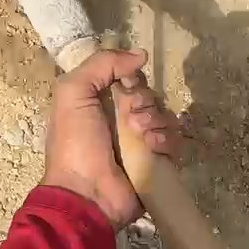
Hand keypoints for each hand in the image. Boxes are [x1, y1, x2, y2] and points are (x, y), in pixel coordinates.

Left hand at [40, 48, 181, 229]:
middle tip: (133, 119)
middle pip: (150, 97)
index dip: (132, 78)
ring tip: (143, 137)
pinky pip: (175, 142)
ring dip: (157, 122)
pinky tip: (154, 147)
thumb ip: (101, 64)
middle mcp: (123, 121)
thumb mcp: (73, 92)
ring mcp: (142, 144)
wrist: (87, 193)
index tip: (127, 85)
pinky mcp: (158, 163)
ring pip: (166, 118)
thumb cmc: (75, 142)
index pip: (129, 79)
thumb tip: (140, 55)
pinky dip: (168, 141)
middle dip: (144, 103)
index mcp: (101, 103)